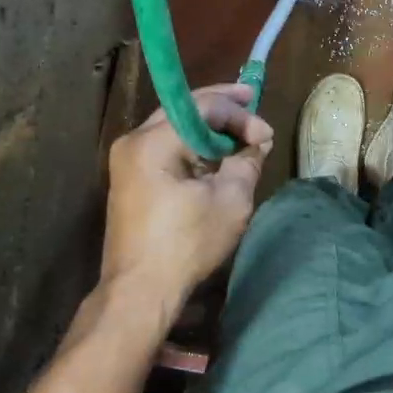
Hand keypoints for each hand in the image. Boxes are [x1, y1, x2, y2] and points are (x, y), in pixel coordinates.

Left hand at [103, 84, 273, 316]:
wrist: (139, 291)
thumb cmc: (186, 245)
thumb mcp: (230, 201)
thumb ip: (246, 162)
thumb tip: (258, 143)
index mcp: (153, 142)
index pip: (203, 107)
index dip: (239, 115)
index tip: (266, 136)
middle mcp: (133, 142)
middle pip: (184, 109)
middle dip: (221, 108)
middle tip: (251, 102)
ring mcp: (127, 161)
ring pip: (173, 126)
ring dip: (207, 127)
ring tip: (239, 130)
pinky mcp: (129, 179)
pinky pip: (164, 147)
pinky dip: (191, 145)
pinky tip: (215, 154)